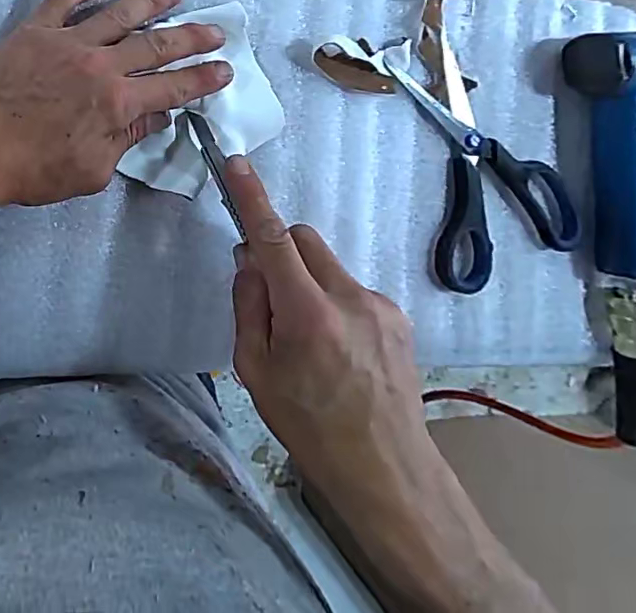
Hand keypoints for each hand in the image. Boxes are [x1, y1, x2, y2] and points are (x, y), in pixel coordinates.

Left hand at [0, 0, 231, 208]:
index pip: (173, 87)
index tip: (224, 69)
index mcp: (117, 104)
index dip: (203, 78)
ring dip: (151, 0)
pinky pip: (63, 0)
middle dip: (192, 37)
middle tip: (215, 30)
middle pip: (157, 44)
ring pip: (119, 13)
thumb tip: (157, 118)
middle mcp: (100, 66)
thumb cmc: (33, 170)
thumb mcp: (93, 170)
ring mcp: (67, 43)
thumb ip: (128, 140)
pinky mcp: (35, 32)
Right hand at [227, 156, 553, 612]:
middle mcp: (348, 296)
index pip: (272, 239)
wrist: (387, 470)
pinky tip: (339, 348)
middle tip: (269, 294)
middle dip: (280, 250)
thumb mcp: (256, 374)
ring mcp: (379, 303)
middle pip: (303, 238)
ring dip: (308, 280)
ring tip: (310, 337)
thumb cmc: (310, 429)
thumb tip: (249, 261)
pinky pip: (352, 287)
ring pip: (328, 264)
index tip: (238, 165)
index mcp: (307, 314)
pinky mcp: (397, 313)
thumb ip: (248, 307)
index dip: (252, 198)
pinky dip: (334, 300)